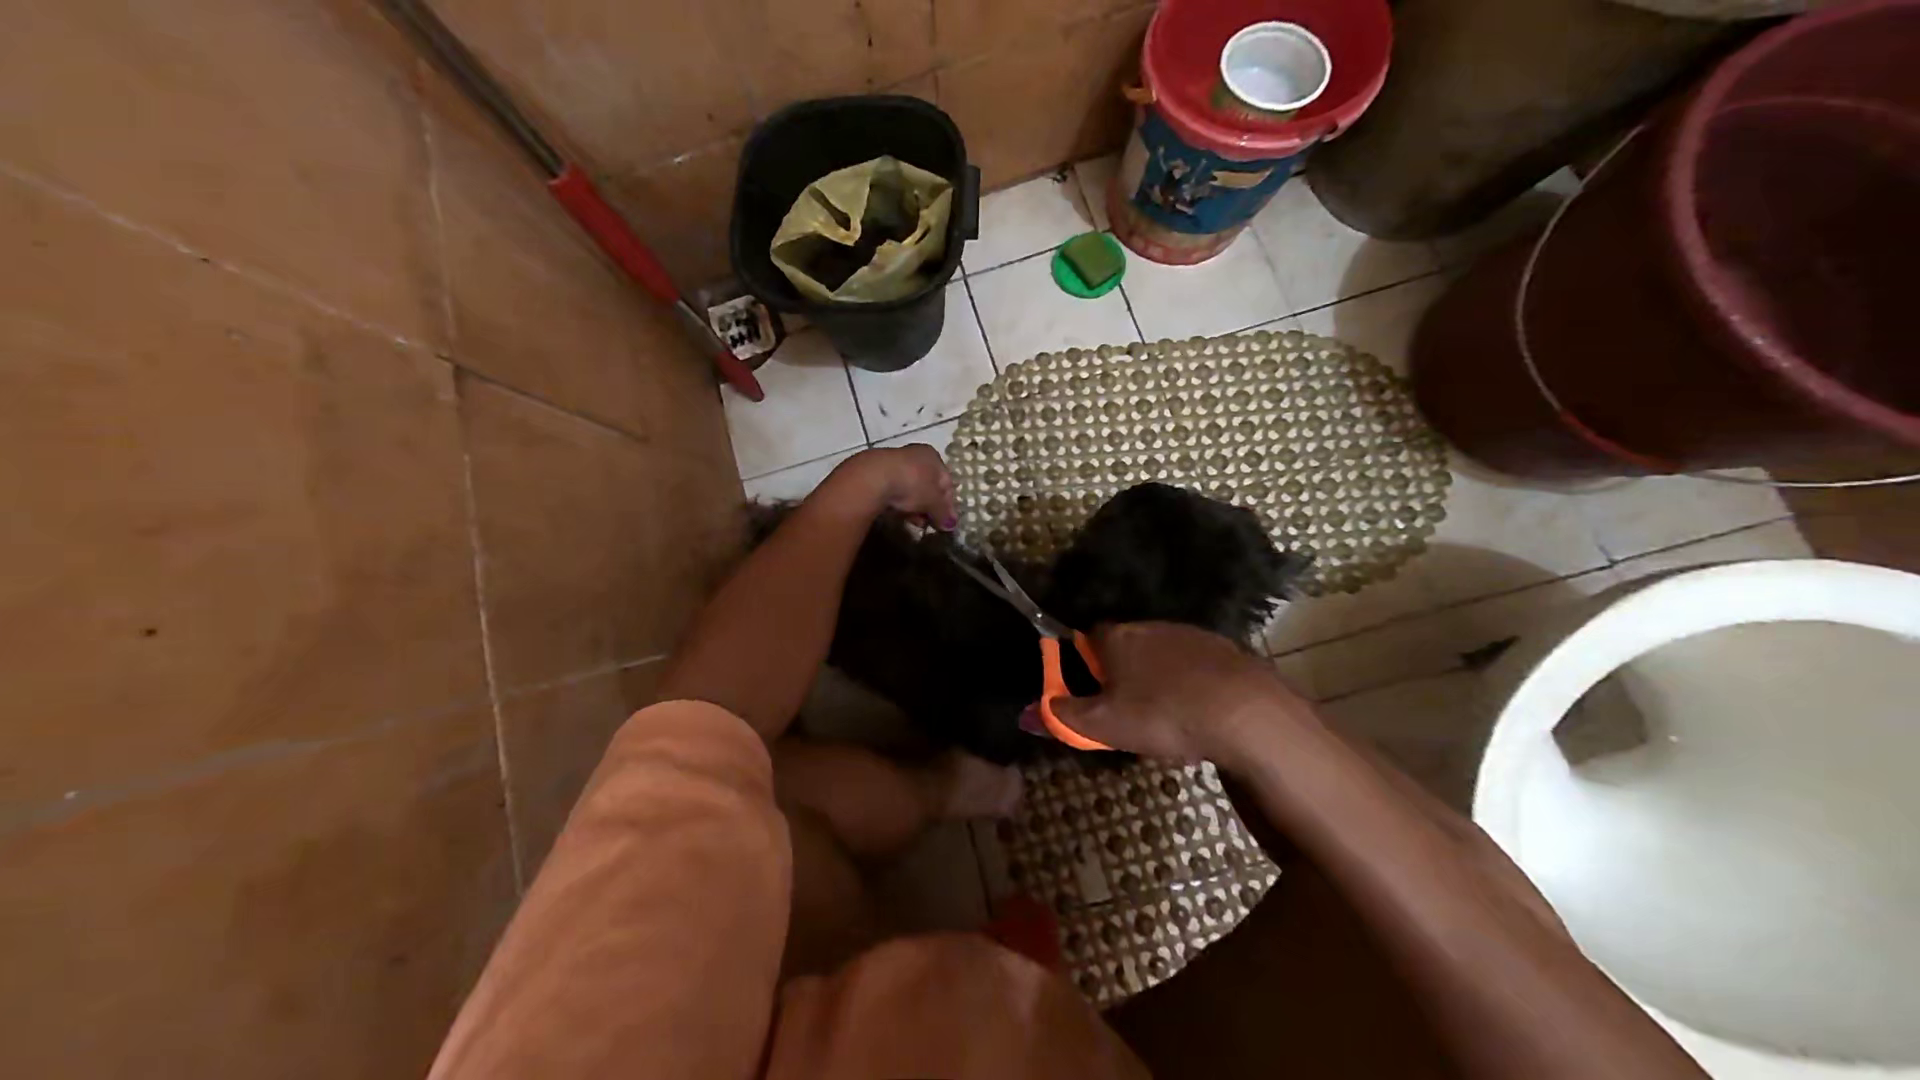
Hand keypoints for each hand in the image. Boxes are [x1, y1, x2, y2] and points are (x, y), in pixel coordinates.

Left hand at [824, 445, 957, 529]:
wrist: (872, 478)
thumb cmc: (912, 485)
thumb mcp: (933, 502)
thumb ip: (943, 513)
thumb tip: (951, 524)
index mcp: (932, 456)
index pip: (946, 481)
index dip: (948, 503)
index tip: (946, 521)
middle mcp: (914, 454)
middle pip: (927, 484)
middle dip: (929, 506)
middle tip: (929, 523)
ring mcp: (893, 461)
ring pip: (909, 488)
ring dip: (913, 506)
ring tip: (913, 522)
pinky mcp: (875, 472)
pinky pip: (892, 490)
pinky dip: (897, 502)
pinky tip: (897, 515)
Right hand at [1051, 622, 1315, 765]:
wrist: (1245, 712)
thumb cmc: (1162, 715)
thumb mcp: (1103, 724)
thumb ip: (1063, 716)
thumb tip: (1027, 712)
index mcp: (1116, 637)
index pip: (1087, 637)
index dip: (1083, 664)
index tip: (1090, 693)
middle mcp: (1151, 626)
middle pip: (1125, 646)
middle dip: (1122, 673)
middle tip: (1126, 711)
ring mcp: (1191, 634)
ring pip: (1161, 655)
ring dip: (1157, 678)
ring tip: (1165, 718)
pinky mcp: (1225, 649)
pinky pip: (1195, 665)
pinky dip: (1190, 684)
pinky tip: (1199, 713)